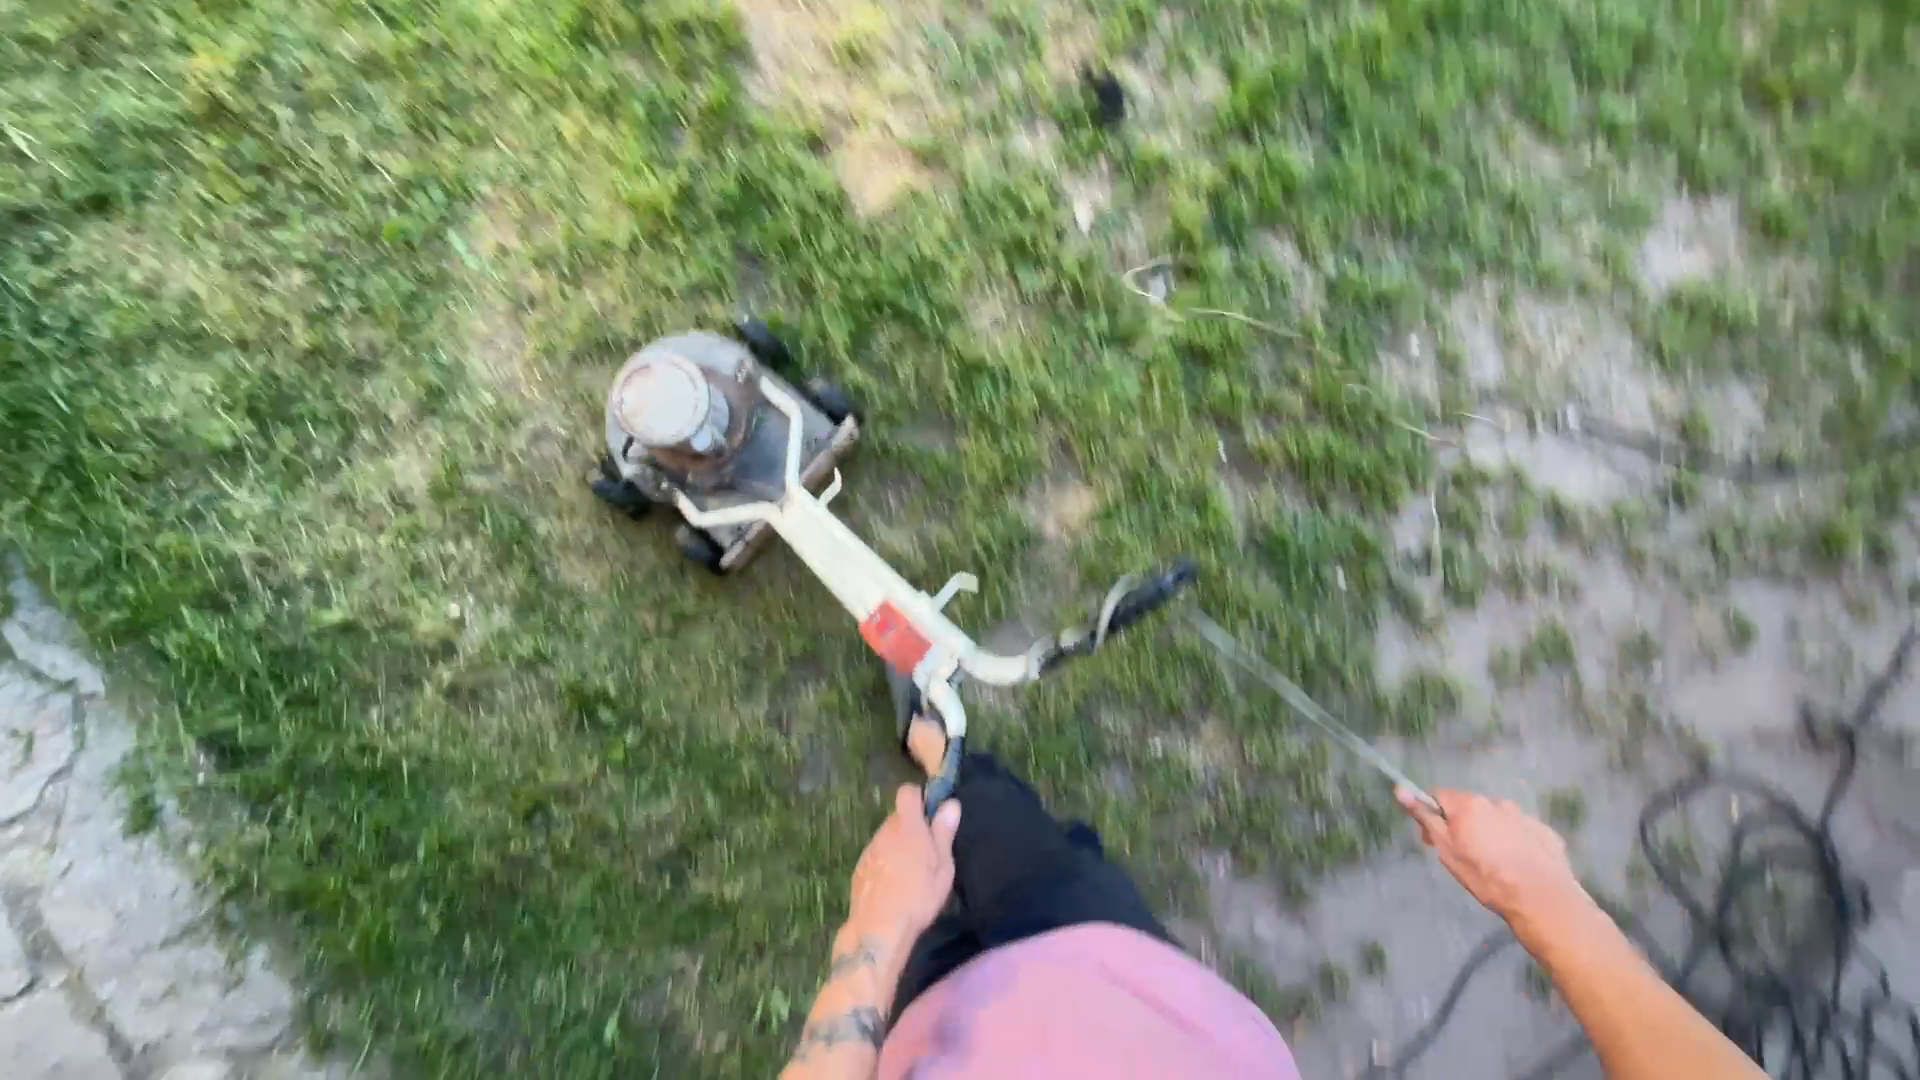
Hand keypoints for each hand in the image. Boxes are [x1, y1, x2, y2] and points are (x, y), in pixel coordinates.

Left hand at [846, 786, 961, 947]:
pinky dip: (886, 862)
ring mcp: (869, 849)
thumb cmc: (918, 896)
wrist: (878, 929)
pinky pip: (877, 855)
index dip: (920, 798)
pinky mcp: (859, 868)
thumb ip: (944, 832)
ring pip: (887, 837)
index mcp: (907, 825)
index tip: (931, 815)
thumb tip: (950, 803)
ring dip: (898, 845)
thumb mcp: (942, 867)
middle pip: (898, 817)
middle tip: (927, 852)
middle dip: (912, 827)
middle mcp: (884, 831)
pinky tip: (894, 885)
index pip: (907, 792)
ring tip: (911, 872)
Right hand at [1398, 787, 1591, 930]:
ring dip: (1489, 830)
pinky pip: (1521, 830)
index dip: (1432, 814)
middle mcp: (1496, 802)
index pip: (1439, 795)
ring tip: (1495, 860)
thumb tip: (1400, 789)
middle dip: (1462, 823)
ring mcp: (1524, 816)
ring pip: (1496, 818)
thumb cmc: (1485, 876)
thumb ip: (1425, 817)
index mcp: (1468, 804)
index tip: (1433, 837)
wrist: (1543, 900)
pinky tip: (1518, 863)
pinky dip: (1515, 841)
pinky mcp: (1546, 832)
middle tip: (1464, 852)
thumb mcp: (1446, 849)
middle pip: (1469, 806)